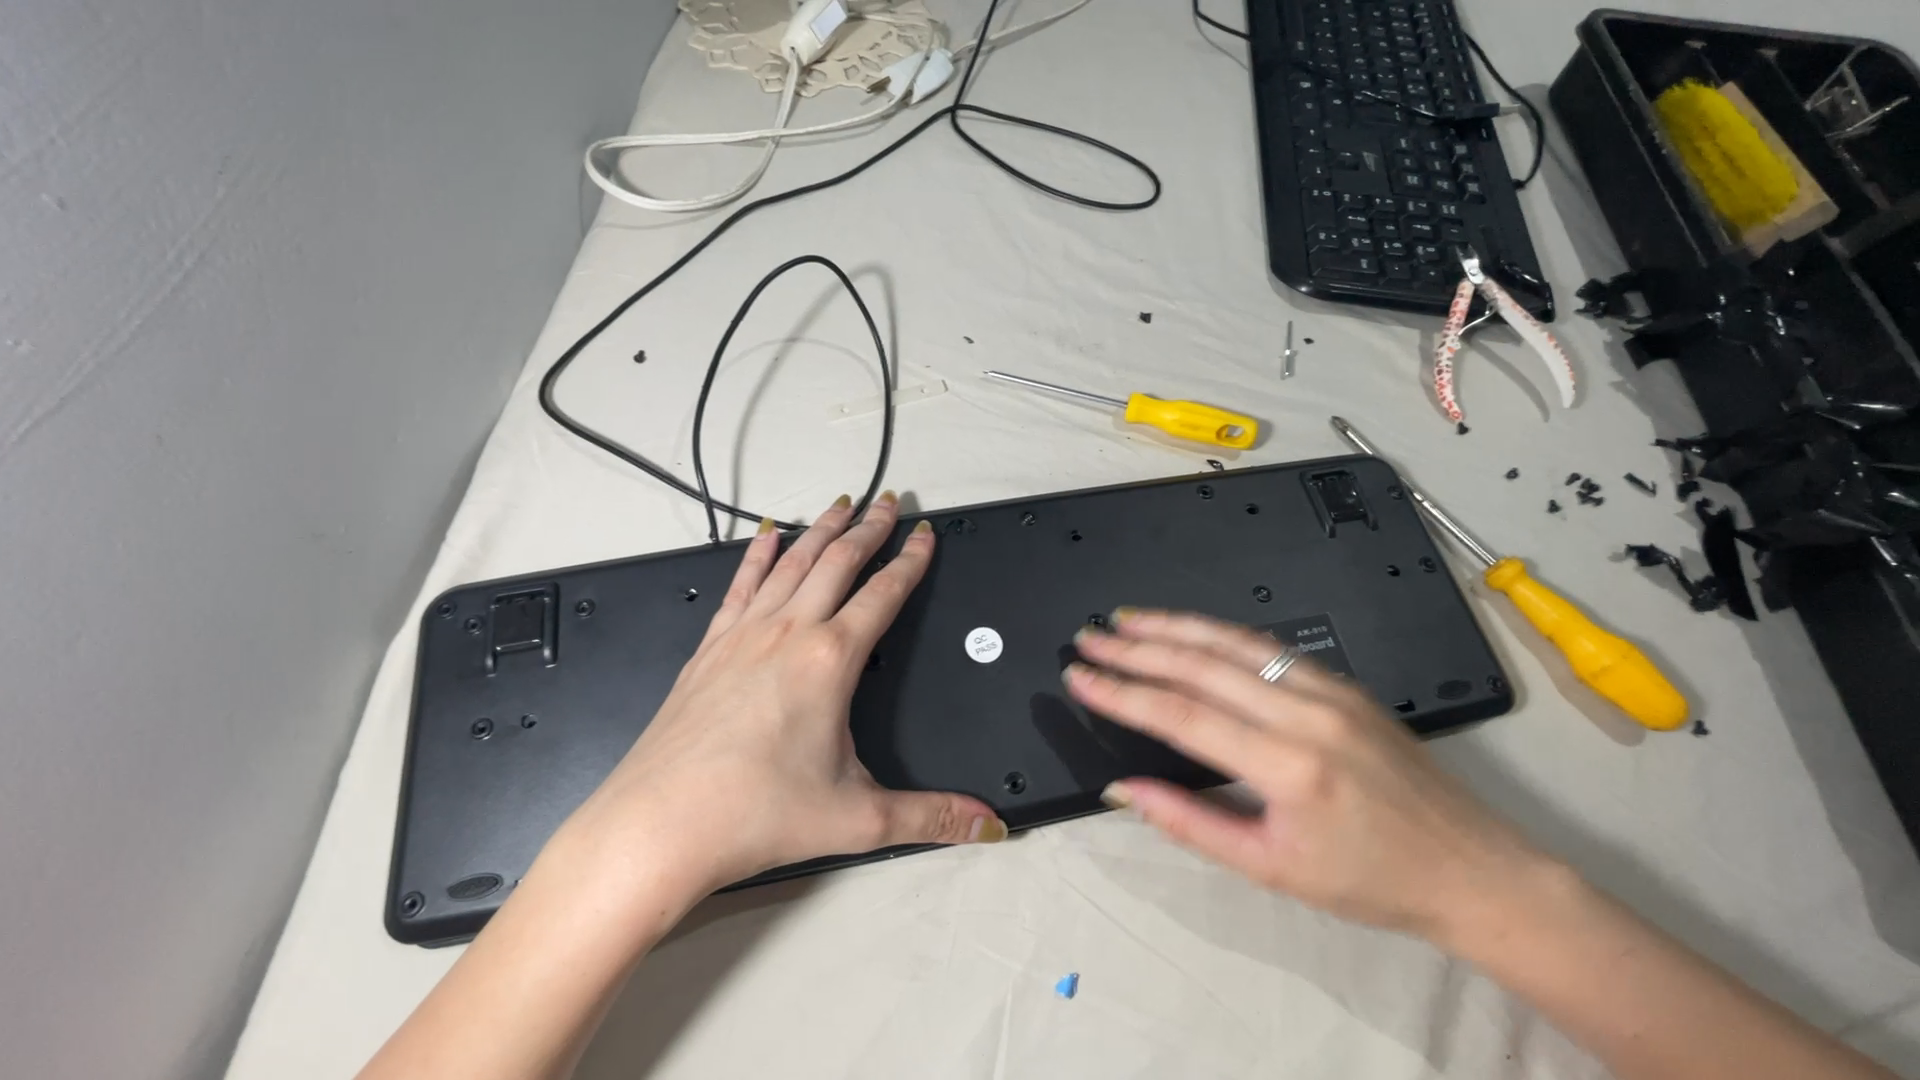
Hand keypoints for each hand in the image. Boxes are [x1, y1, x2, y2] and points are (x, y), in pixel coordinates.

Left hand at [553, 493, 1006, 913]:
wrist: (659, 825)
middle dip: (869, 528)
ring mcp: (742, 635)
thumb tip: (986, 824)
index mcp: (830, 661)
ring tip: (840, 504)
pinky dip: (757, 555)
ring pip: (790, 563)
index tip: (924, 534)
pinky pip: (740, 585)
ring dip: (820, 530)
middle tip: (889, 500)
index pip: (883, 595)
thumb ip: (929, 816)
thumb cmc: (754, 815)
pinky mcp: (709, 649)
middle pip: (837, 562)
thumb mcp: (857, 818)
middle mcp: (787, 633)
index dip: (910, 561)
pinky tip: (765, 536)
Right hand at [1065, 609, 1547, 942]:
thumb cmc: (1368, 882)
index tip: (1079, 677)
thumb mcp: (1270, 869)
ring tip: (1126, 619)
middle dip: (1137, 648)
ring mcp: (1331, 690)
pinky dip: (1218, 634)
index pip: (1183, 716)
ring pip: (1236, 643)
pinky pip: (1269, 648)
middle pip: (1203, 665)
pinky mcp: (1345, 684)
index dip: (1123, 693)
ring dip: (1175, 626)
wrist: (1472, 869)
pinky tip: (1190, 631)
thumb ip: (1189, 822)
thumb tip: (1122, 788)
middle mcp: (1309, 713)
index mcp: (1289, 766)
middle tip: (1088, 637)